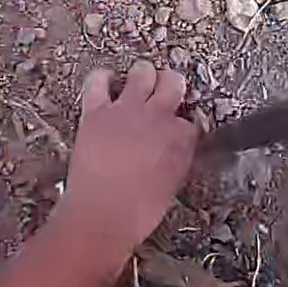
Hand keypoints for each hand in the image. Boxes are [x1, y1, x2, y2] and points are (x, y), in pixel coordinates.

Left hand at [52, 60, 198, 260]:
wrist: (101, 215)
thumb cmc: (138, 211)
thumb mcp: (172, 186)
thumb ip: (177, 160)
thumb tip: (175, 152)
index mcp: (181, 138)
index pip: (190, 120)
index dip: (183, 124)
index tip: (176, 129)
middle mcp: (158, 117)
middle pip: (174, 82)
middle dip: (171, 86)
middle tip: (165, 93)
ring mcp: (127, 110)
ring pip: (142, 72)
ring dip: (143, 75)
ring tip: (140, 82)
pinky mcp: (97, 111)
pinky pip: (98, 80)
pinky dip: (102, 78)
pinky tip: (106, 82)